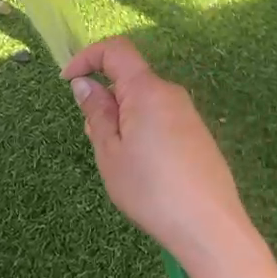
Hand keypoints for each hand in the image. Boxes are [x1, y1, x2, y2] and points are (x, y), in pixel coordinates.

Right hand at [62, 37, 254, 268]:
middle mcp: (171, 94)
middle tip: (94, 139)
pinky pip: (160, 120)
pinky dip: (140, 131)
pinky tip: (142, 170)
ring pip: (144, 103)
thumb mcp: (110, 152)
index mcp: (147, 91)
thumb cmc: (150, 189)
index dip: (87, 57)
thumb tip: (85, 84)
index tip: (67, 82)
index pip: (116, 50)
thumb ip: (96, 113)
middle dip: (104, 99)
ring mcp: (188, 115)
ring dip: (121, 119)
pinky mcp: (198, 136)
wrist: (208, 227)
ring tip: (118, 161)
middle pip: (130, 79)